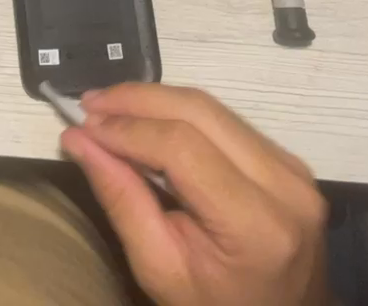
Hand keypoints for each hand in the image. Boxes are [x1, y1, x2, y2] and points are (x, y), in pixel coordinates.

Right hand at [61, 83, 330, 305]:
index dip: (128, 129)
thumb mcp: (159, 268)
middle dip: (135, 99)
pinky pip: (222, 117)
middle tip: (88, 103)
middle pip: (198, 111)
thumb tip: (76, 138)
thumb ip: (121, 199)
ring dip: (152, 99)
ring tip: (108, 107)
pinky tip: (144, 118)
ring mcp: (291, 167)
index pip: (182, 147)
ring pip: (209, 106)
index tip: (83, 126)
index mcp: (257, 224)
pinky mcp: (286, 158)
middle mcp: (284, 184)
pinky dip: (176, 110)